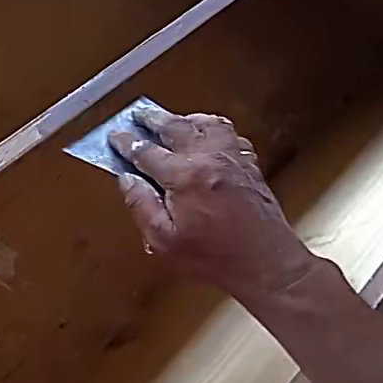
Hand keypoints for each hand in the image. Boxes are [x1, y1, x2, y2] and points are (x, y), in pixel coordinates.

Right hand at [107, 108, 321, 303]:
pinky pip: (232, 137)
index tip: (115, 137)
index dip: (126, 143)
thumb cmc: (214, 256)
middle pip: (176, 127)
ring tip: (173, 120)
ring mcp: (233, 161)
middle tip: (139, 116)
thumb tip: (126, 180)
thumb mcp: (162, 238)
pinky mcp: (250, 168)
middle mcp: (210, 160)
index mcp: (184, 176)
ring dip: (187, 119)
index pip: (145, 151)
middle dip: (153, 120)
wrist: (267, 266)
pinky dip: (215, 130)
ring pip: (209, 124)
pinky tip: (207, 136)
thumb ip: (140, 204)